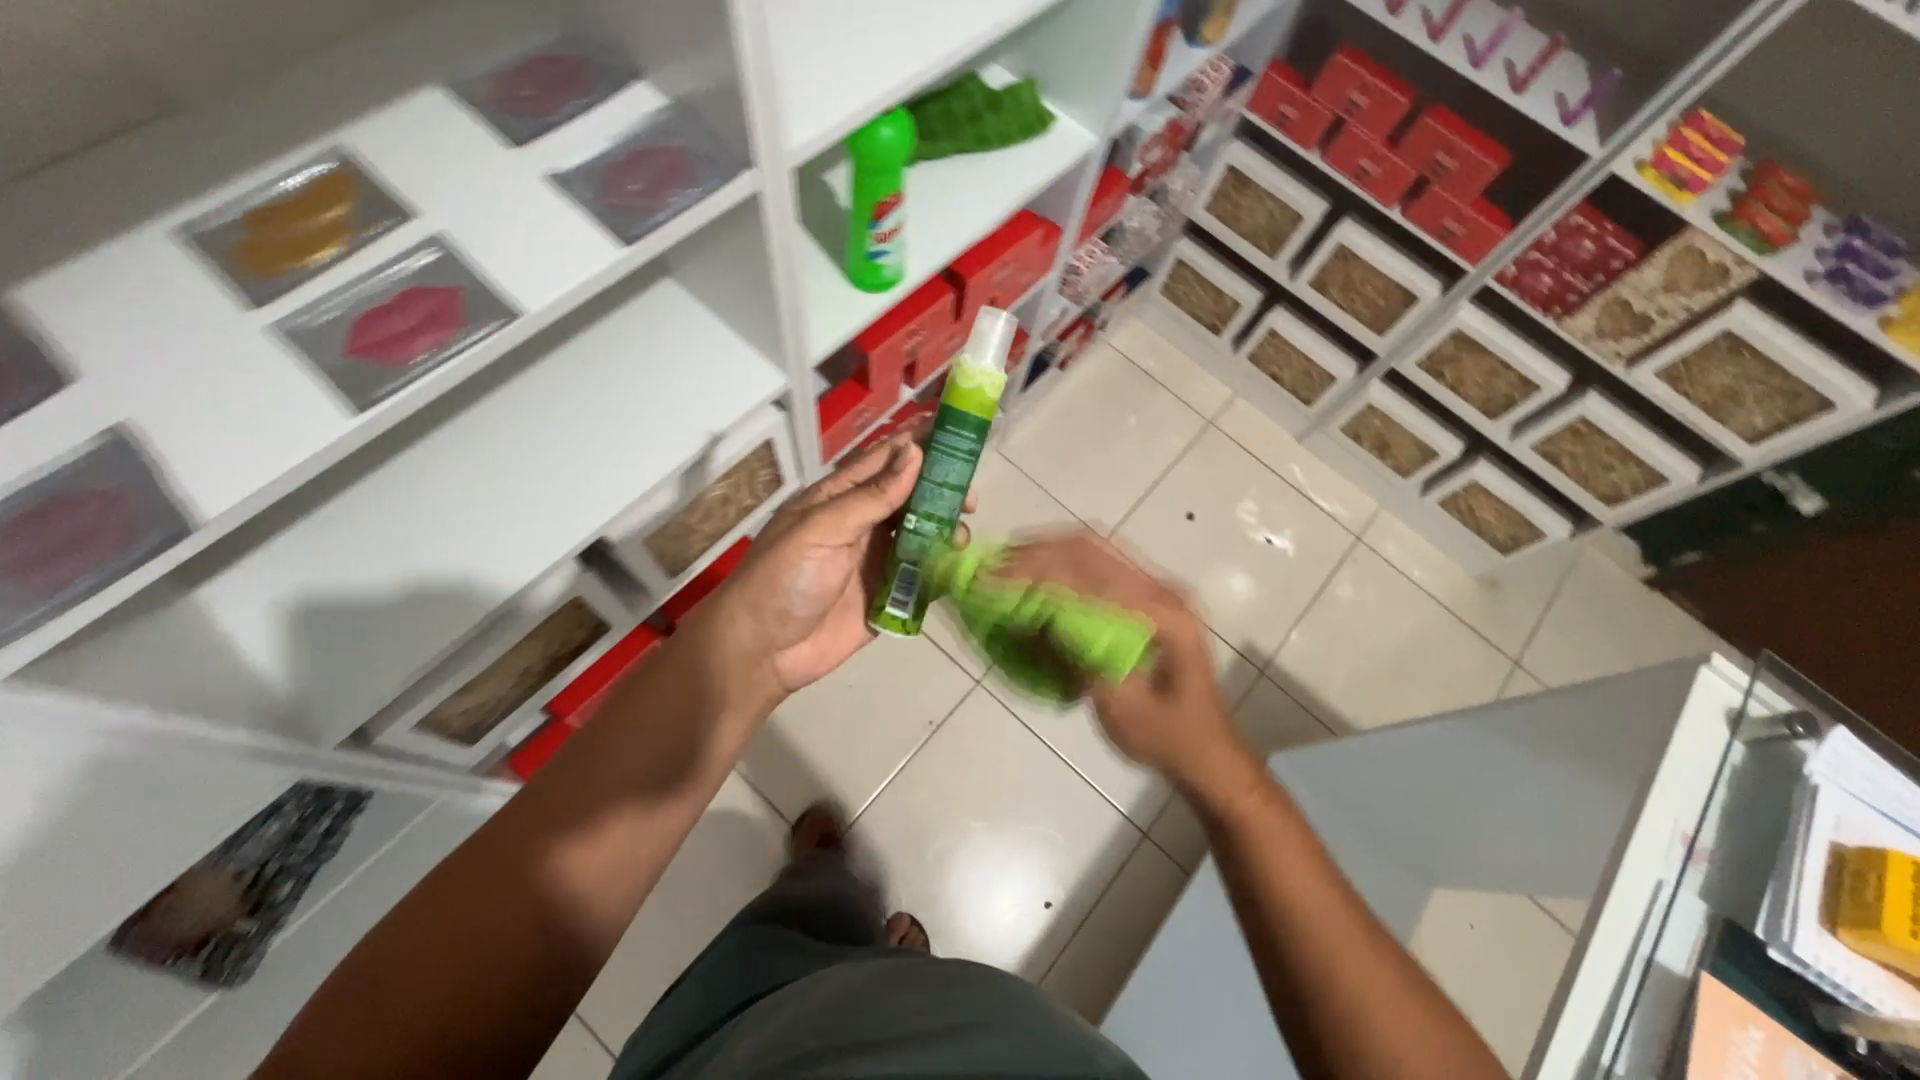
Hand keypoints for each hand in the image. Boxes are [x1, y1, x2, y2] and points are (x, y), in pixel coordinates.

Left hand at [701, 424, 971, 695]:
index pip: (885, 460)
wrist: (762, 651)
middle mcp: (862, 524)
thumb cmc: (783, 579)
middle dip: (941, 491)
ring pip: (921, 535)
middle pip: (910, 496)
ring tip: (959, 536)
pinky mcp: (887, 596)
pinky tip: (955, 566)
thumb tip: (914, 452)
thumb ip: (871, 496)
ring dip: (944, 530)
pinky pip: (921, 576)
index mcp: (839, 498)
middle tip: (969, 498)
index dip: (919, 444)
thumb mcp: (822, 529)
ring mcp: (875, 560)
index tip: (957, 431)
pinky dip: (941, 569)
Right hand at [998, 530, 1243, 786]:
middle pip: (1093, 549)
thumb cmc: (1166, 738)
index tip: (997, 578)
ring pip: (1098, 550)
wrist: (1209, 753)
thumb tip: (1037, 618)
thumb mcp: (1120, 706)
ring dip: (1050, 551)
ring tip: (1009, 561)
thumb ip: (1083, 658)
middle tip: (994, 565)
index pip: (1092, 574)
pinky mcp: (1151, 601)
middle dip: (1038, 552)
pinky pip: (1104, 566)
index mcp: (1164, 615)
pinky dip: (1067, 564)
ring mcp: (1161, 592)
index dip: (1039, 571)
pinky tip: (1041, 574)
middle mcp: (1165, 590)